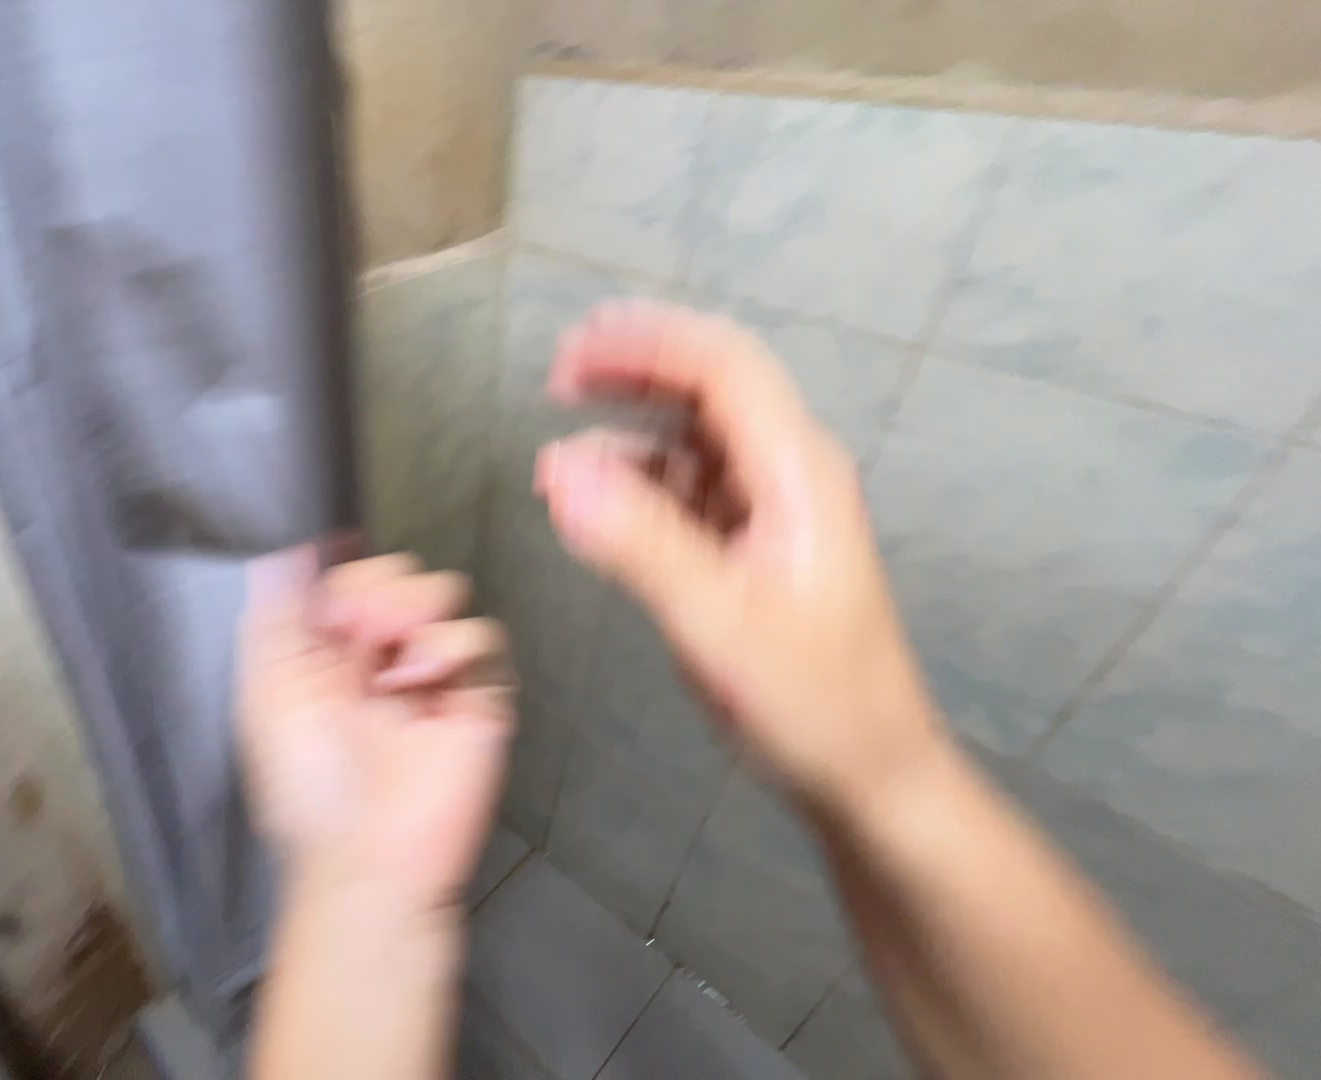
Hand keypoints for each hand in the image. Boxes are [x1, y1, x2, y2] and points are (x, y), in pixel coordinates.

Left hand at [237, 548, 513, 912]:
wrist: (364, 855)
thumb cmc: (307, 785)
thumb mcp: (268, 693)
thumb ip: (274, 615)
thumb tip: (285, 549)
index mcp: (330, 649)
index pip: (347, 576)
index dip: (344, 573)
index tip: (335, 601)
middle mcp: (380, 653)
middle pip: (397, 572)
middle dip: (378, 584)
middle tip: (359, 629)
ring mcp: (429, 671)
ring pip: (441, 591)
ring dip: (413, 604)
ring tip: (388, 649)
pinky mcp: (475, 694)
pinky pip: (480, 636)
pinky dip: (450, 644)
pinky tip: (419, 679)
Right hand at [533, 300, 946, 811]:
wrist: (864, 773)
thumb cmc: (808, 700)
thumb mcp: (717, 623)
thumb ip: (638, 545)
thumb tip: (557, 471)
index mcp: (793, 474)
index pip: (722, 370)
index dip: (646, 345)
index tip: (573, 348)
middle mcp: (781, 475)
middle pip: (706, 389)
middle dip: (631, 371)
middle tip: (558, 376)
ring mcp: (761, 509)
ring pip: (686, 441)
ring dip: (620, 432)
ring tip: (554, 456)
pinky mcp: (740, 544)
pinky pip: (678, 493)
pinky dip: (628, 487)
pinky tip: (588, 506)